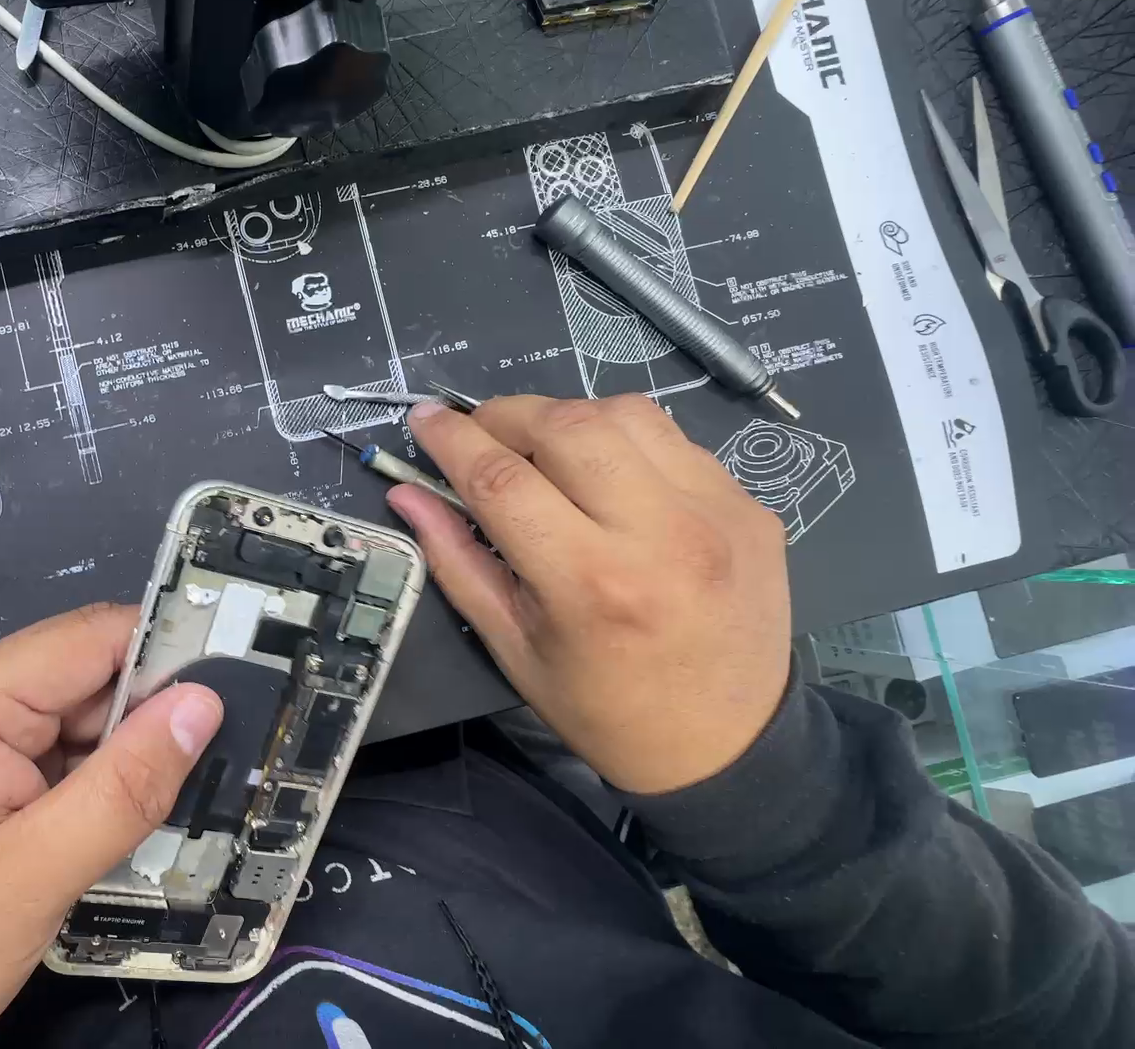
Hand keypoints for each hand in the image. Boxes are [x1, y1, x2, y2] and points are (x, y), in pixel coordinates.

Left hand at [0, 604, 223, 1048]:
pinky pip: (41, 752)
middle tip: (206, 773)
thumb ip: (125, 787)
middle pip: (83, 675)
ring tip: (157, 810)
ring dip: (114, 758)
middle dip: (144, 719)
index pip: (93, 637)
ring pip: (69, 717)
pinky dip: (82, 781)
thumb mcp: (32, 877)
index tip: (235, 688)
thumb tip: (200, 704)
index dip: (168, 653)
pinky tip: (102, 825)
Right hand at [390, 396, 790, 794]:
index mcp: (588, 582)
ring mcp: (716, 511)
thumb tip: (407, 494)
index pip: (502, 480)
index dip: (451, 440)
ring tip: (538, 447)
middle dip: (503, 415)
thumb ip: (454, 559)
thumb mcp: (509, 643)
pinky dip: (618, 436)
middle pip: (565, 426)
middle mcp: (659, 533)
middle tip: (478, 433)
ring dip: (563, 416)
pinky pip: (670, 438)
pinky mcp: (748, 504)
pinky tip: (601, 471)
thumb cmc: (599, 705)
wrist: (726, 743)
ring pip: (623, 413)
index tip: (422, 420)